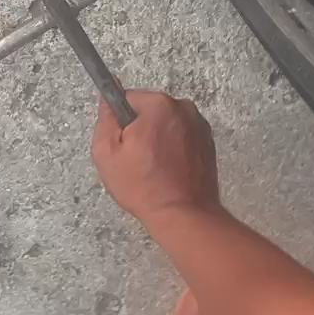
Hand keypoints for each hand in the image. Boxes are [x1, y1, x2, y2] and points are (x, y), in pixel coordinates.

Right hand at [92, 90, 220, 224]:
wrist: (183, 215)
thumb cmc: (146, 187)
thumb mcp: (106, 152)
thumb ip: (105, 119)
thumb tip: (107, 100)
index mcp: (159, 105)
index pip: (127, 99)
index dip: (119, 123)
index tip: (123, 143)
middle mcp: (183, 108)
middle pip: (148, 111)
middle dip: (139, 130)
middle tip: (135, 159)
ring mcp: (199, 125)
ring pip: (165, 124)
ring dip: (157, 140)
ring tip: (153, 168)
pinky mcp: (208, 142)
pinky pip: (181, 137)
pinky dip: (173, 149)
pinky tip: (167, 170)